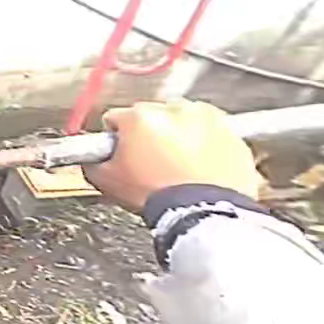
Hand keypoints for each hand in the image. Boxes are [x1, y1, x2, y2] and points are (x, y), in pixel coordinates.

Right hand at [83, 99, 263, 209]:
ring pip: (182, 119)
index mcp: (138, 117)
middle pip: (150, 115)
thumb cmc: (157, 196)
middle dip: (149, 133)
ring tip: (178, 163)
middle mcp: (172, 109)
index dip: (115, 138)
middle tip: (151, 162)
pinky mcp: (231, 132)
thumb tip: (91, 157)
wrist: (204, 214)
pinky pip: (211, 132)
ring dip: (178, 133)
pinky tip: (199, 165)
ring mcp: (206, 119)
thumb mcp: (107, 182)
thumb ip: (92, 163)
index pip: (115, 119)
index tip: (122, 154)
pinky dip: (205, 143)